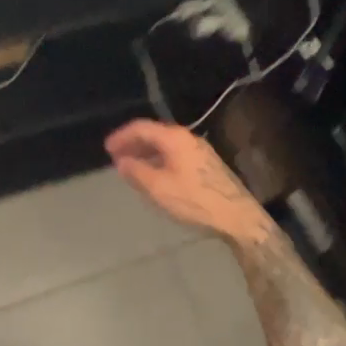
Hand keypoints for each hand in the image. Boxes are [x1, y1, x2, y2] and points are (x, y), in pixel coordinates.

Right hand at [106, 119, 267, 241]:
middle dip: (133, 144)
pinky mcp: (206, 165)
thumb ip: (136, 172)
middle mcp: (187, 138)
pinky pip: (175, 155)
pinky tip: (155, 176)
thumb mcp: (158, 188)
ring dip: (146, 154)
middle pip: (154, 134)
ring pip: (165, 146)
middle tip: (116, 157)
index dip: (121, 136)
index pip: (141, 128)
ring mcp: (199, 151)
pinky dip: (159, 161)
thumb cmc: (194, 200)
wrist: (238, 217)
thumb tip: (122, 162)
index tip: (107, 148)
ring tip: (132, 167)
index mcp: (174, 138)